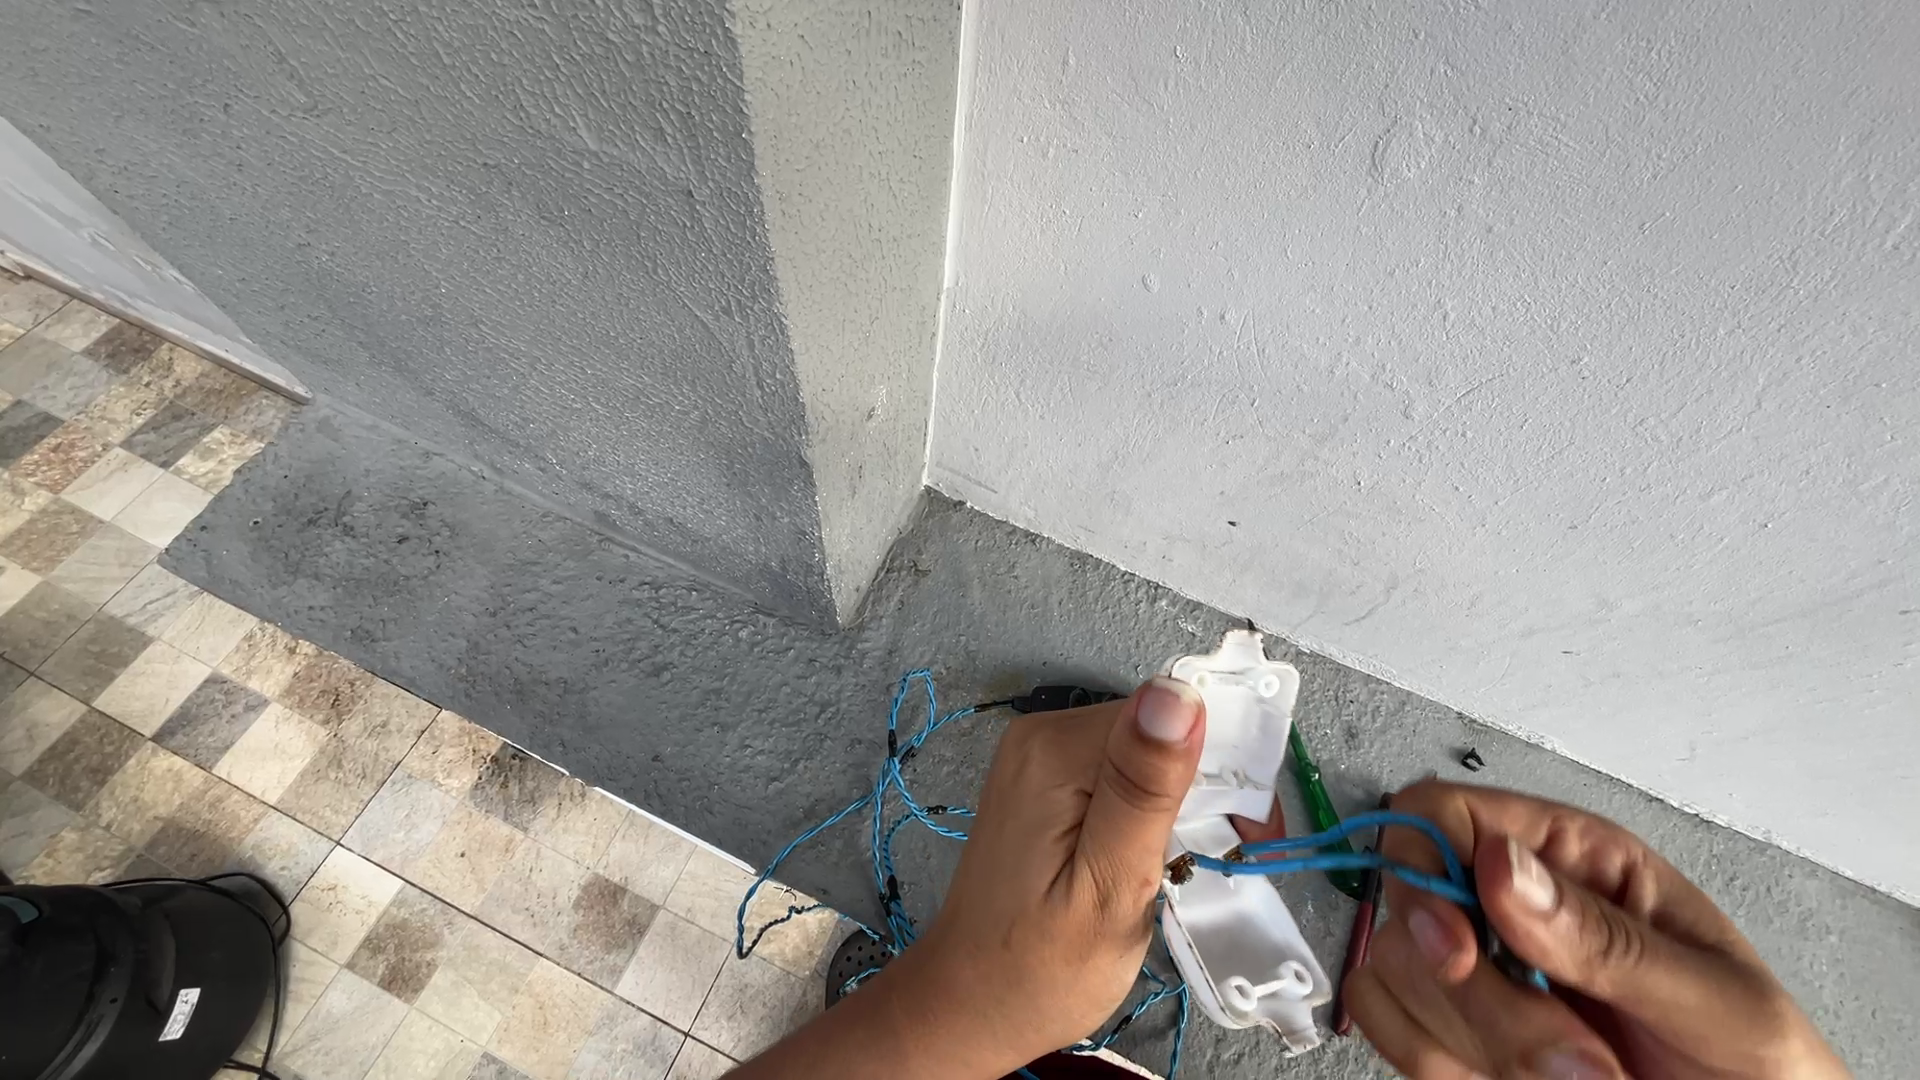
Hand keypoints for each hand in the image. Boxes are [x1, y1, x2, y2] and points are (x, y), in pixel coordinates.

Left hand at [887, 677, 1206, 1074]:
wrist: (971, 1002)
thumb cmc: (1042, 967)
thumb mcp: (1108, 886)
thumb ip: (1142, 787)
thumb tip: (1176, 690)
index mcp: (1056, 749)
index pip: (1167, 716)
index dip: (1220, 767)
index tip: (1247, 833)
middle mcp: (1043, 734)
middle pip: (1155, 729)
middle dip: (1203, 787)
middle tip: (1214, 861)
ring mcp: (1039, 755)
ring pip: (1142, 750)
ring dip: (1178, 802)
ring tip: (1179, 867)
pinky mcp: (1044, 779)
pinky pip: (1116, 771)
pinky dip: (1146, 809)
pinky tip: (1146, 853)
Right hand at [1346, 781, 1847, 1078]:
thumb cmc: (1764, 1074)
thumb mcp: (1722, 1008)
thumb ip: (1607, 939)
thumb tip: (1497, 862)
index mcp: (1559, 857)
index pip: (1433, 812)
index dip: (1419, 864)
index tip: (1456, 949)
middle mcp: (1493, 895)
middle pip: (1405, 903)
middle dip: (1476, 996)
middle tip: (1574, 1060)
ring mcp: (1462, 958)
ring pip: (1388, 965)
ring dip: (1471, 1042)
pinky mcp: (1438, 1015)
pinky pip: (1379, 1014)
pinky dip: (1431, 1059)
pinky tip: (1501, 1079)